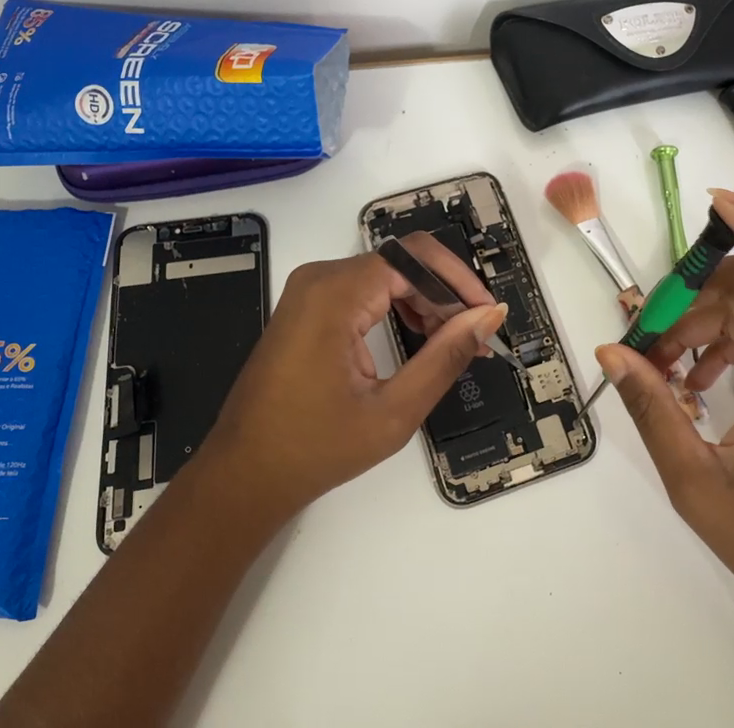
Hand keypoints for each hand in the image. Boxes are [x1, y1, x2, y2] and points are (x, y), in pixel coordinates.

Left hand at [195, 231, 506, 521]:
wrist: (245, 474)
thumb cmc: (315, 448)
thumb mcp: (394, 410)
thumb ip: (445, 356)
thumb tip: (489, 315)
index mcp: (335, 294)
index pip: (415, 258)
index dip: (459, 282)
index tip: (487, 318)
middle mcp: (319, 279)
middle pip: (402, 262)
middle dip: (444, 294)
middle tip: (475, 340)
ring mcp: (308, 292)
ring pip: (386, 275)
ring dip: (424, 302)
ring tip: (452, 344)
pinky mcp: (306, 308)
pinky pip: (363, 291)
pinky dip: (397, 308)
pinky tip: (419, 339)